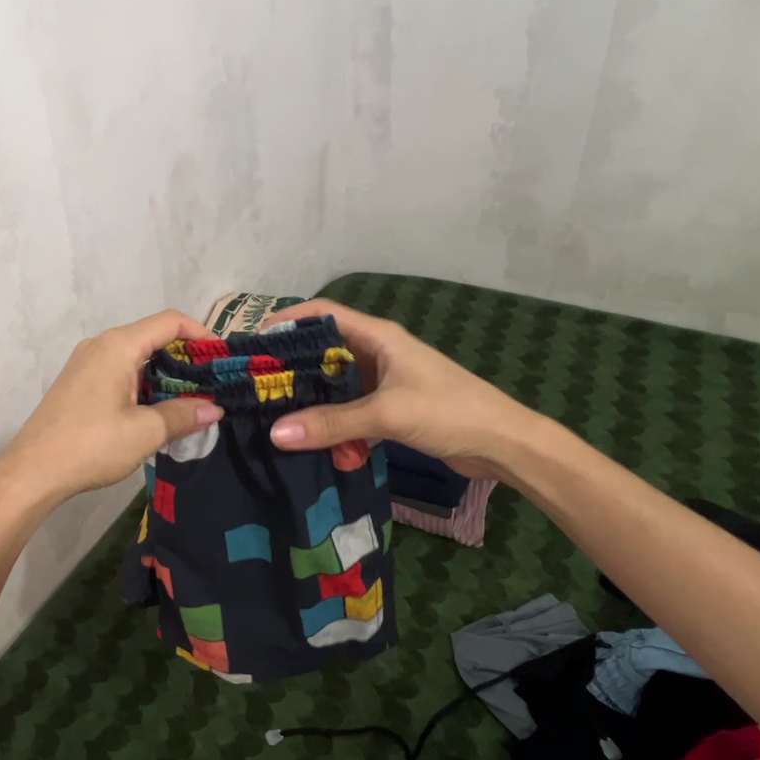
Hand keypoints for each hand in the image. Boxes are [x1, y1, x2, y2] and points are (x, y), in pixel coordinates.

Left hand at [0, 310, 224, 509]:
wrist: (32, 472)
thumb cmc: (91, 445)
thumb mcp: (145, 432)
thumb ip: (183, 415)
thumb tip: (213, 408)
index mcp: (118, 346)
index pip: (169, 322)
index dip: (201, 334)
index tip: (222, 359)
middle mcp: (100, 345)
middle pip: (152, 336)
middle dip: (185, 357)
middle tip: (213, 385)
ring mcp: (86, 363)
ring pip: (136, 356)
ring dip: (164, 374)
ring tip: (191, 401)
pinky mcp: (78, 382)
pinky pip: (119, 371)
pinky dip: (143, 382)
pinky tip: (156, 409)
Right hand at [261, 299, 541, 478]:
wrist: (505, 445)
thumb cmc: (448, 411)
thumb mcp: (385, 414)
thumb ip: (331, 424)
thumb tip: (275, 434)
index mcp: (379, 337)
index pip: (324, 313)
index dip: (289, 320)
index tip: (254, 342)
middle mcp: (379, 353)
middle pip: (325, 352)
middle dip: (294, 369)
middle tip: (258, 387)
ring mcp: (386, 382)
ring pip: (337, 386)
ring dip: (315, 403)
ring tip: (281, 418)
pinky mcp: (392, 409)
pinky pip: (352, 412)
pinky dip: (337, 426)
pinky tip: (323, 446)